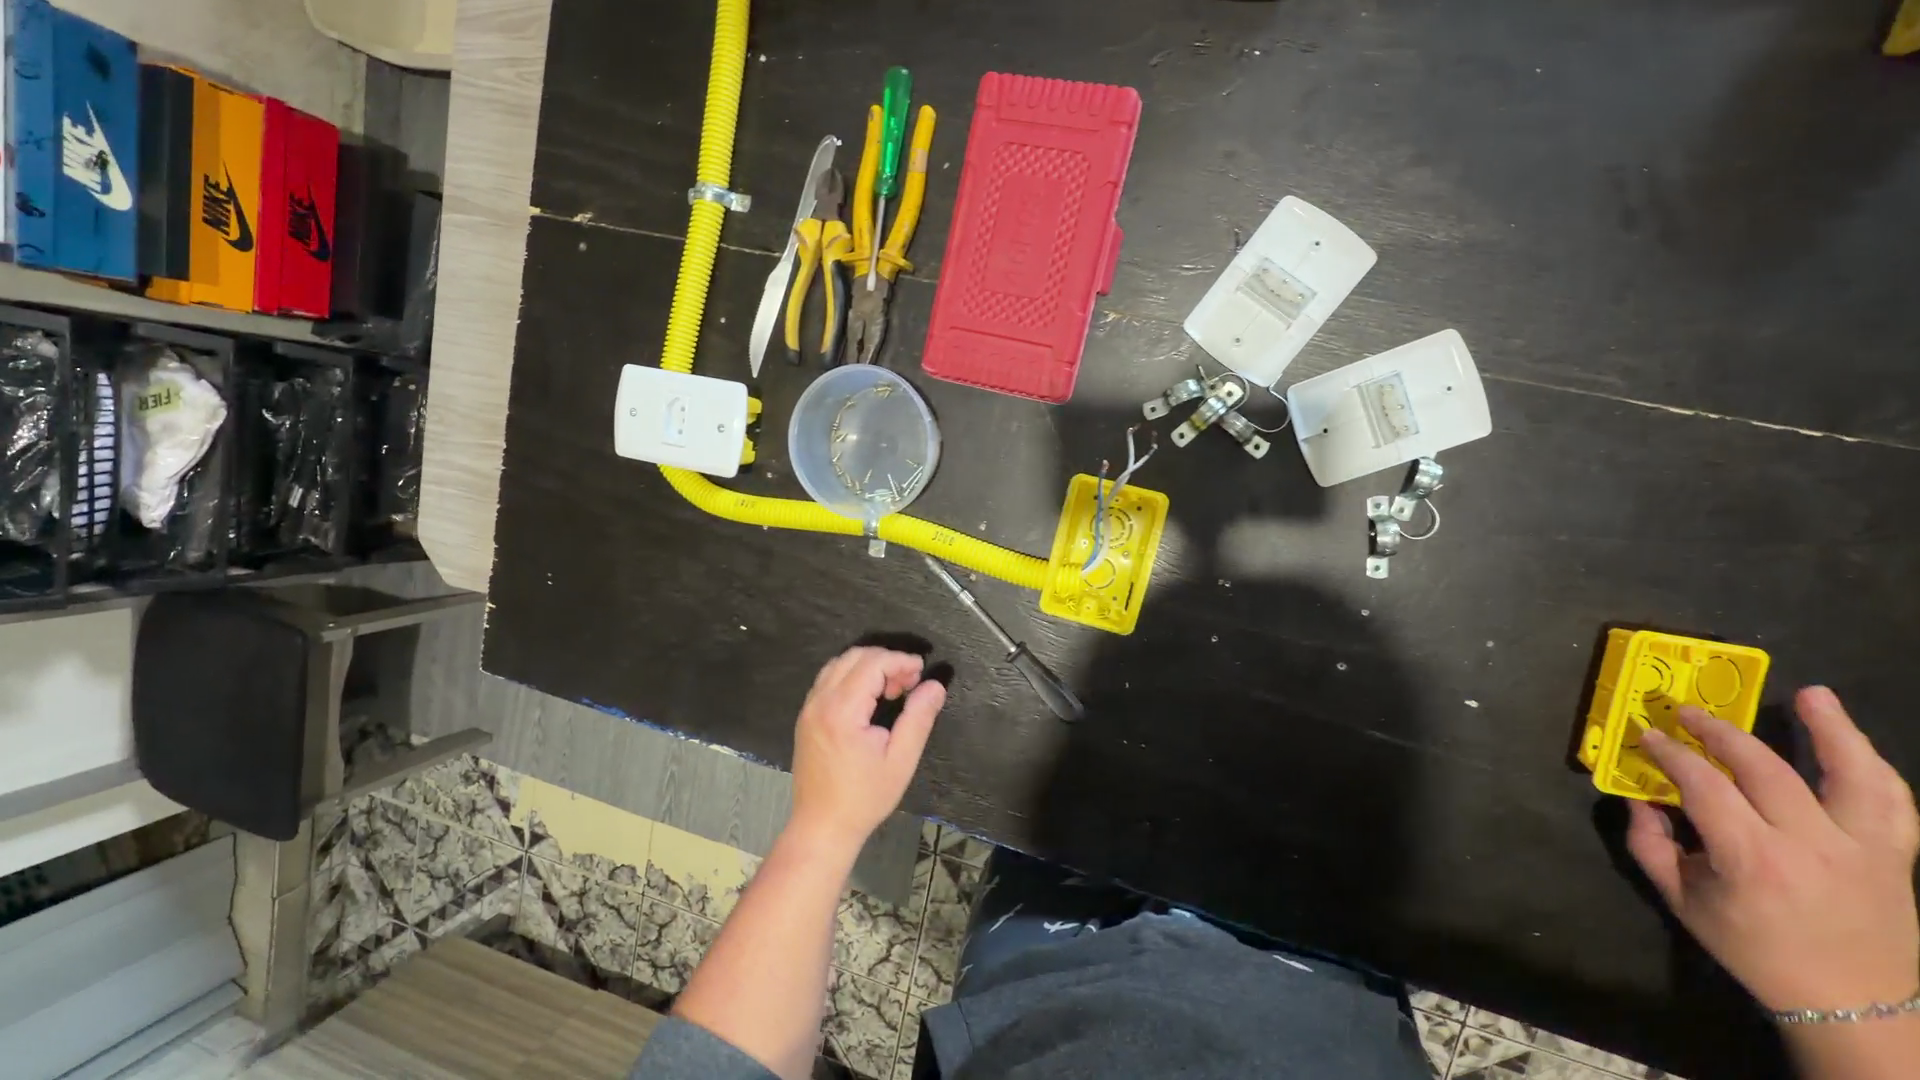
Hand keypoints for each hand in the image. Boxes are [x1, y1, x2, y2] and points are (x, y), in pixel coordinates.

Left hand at [789, 647, 946, 850]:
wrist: (822, 826)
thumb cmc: (865, 797)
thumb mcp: (901, 760)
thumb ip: (919, 718)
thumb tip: (934, 685)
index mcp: (843, 711)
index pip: (873, 663)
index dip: (901, 660)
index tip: (921, 672)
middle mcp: (820, 702)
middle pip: (854, 656)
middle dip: (886, 660)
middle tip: (909, 683)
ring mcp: (808, 708)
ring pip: (838, 664)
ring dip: (867, 666)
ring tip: (891, 690)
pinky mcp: (805, 718)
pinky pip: (828, 680)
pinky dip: (850, 677)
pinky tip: (868, 699)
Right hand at [1626, 687, 1919, 1014]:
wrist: (1854, 1001)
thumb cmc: (1755, 951)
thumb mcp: (1684, 902)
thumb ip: (1651, 846)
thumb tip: (1639, 799)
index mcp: (1751, 860)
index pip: (1704, 785)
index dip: (1671, 754)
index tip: (1649, 737)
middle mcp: (1810, 845)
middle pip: (1763, 768)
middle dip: (1720, 733)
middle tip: (1689, 713)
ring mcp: (1864, 848)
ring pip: (1851, 773)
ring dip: (1829, 729)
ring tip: (1809, 694)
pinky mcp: (1897, 854)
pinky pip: (1892, 799)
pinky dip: (1871, 762)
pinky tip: (1850, 738)